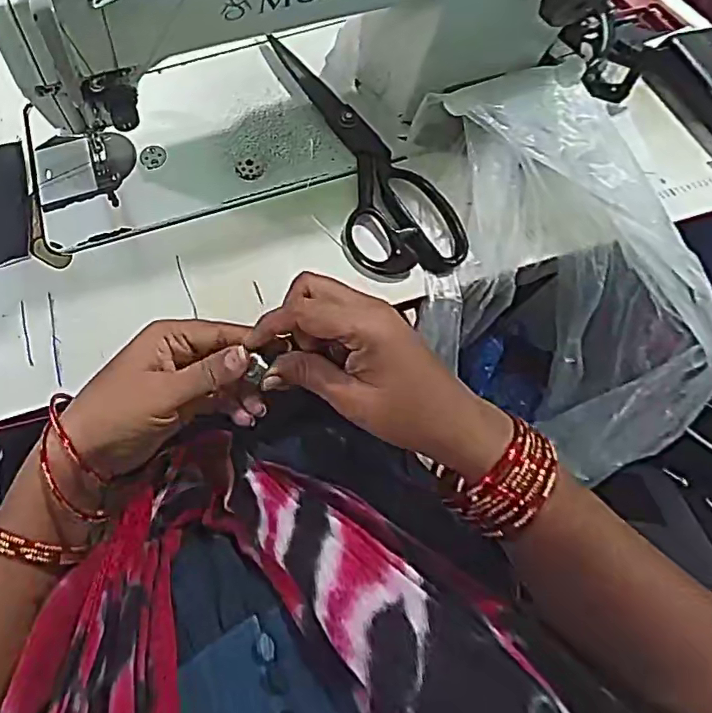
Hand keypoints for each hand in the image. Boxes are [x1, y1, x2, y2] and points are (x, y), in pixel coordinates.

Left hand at [58, 320, 266, 480]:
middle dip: (247, 373)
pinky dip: (227, 405)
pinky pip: (211, 398)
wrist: (86, 453)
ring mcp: (177, 378)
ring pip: (221, 378)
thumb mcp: (165, 392)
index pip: (218, 333)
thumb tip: (245, 353)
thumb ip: (207, 375)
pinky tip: (242, 417)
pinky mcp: (178, 402)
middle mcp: (175, 351)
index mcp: (168, 337)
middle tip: (269, 394)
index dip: (248, 344)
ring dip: (240, 393)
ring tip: (256, 412)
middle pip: (223, 355)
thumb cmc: (116, 413)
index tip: (281, 356)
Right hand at [248, 272, 513, 477]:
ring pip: (319, 295)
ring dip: (303, 322)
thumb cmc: (413, 417)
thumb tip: (274, 365)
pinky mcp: (376, 321)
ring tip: (308, 359)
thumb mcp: (351, 401)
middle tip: (286, 351)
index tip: (254, 345)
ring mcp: (375, 311)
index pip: (302, 309)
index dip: (271, 325)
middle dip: (287, 315)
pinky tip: (324, 357)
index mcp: (366, 323)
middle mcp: (370, 308)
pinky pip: (334, 310)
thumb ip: (307, 374)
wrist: (458, 425)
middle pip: (308, 287)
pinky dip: (319, 327)